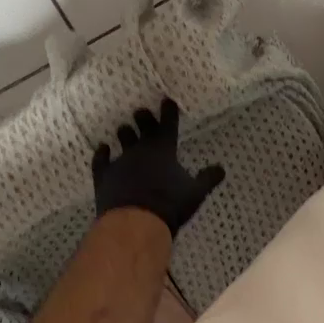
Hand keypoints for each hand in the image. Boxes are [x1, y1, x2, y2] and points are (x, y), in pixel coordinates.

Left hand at [92, 99, 224, 232]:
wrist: (135, 221)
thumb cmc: (170, 204)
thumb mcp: (196, 192)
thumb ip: (208, 178)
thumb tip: (222, 168)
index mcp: (164, 150)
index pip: (168, 125)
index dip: (168, 112)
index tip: (167, 101)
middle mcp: (141, 150)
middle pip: (144, 129)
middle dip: (144, 119)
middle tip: (140, 111)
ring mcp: (121, 162)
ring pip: (123, 142)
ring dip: (124, 134)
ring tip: (123, 128)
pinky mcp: (104, 176)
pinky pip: (102, 161)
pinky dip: (102, 154)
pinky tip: (102, 148)